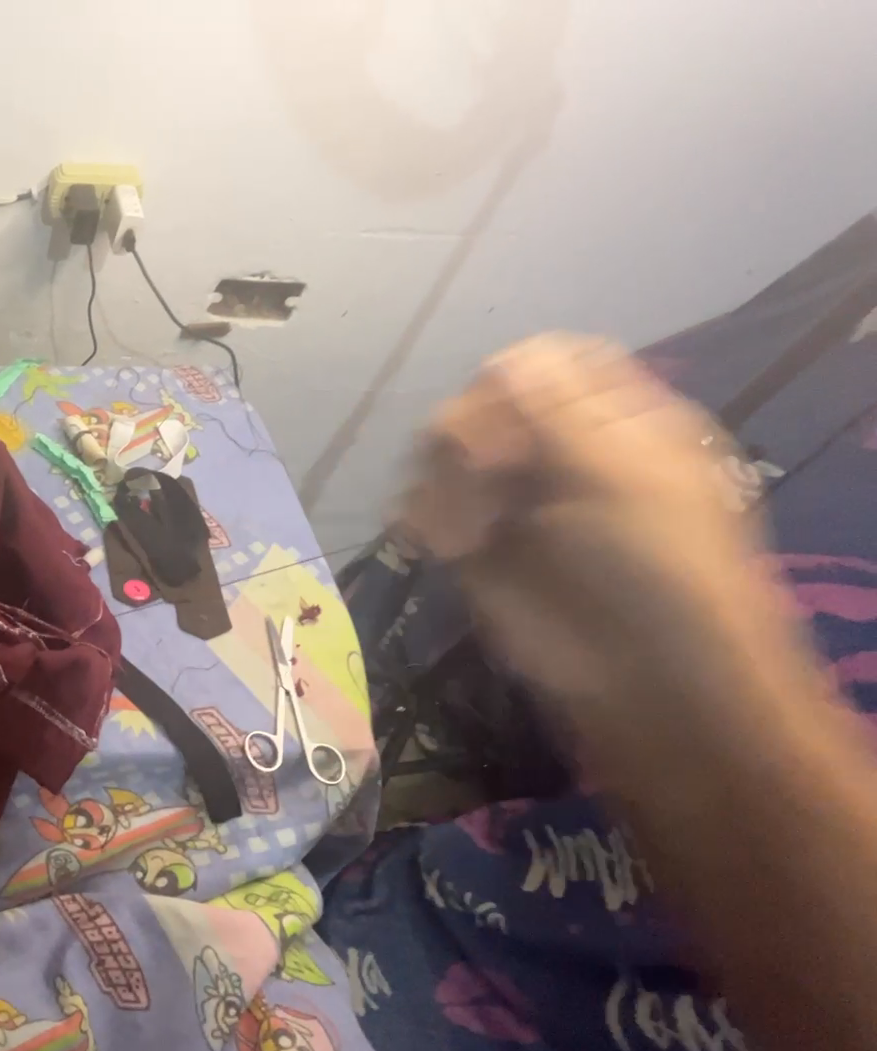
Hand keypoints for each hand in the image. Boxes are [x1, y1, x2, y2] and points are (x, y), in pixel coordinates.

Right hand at [400, 333, 807, 711]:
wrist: (636, 675)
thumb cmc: (654, 570)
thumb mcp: (621, 479)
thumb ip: (558, 414)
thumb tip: (502, 356)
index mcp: (605, 423)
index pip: (539, 365)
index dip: (509, 384)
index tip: (503, 428)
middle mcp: (547, 451)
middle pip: (473, 405)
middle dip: (466, 441)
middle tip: (484, 481)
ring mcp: (502, 496)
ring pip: (434, 455)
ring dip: (442, 487)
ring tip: (467, 533)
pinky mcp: (464, 539)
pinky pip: (416, 506)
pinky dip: (420, 520)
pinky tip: (445, 547)